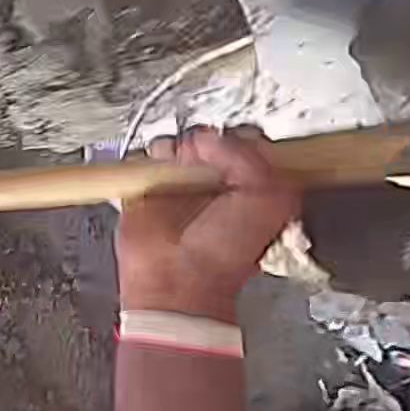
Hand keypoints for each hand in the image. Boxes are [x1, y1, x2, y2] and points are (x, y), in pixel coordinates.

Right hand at [116, 129, 299, 323]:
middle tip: (204, 158)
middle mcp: (213, 180)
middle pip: (207, 136)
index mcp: (249, 183)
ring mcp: (177, 183)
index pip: (244, 140)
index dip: (238, 137)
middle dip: (204, 140)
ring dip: (175, 150)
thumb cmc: (226, 249)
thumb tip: (211, 138)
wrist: (178, 274)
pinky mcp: (144, 187)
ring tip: (179, 170)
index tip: (235, 144)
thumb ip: (253, 158)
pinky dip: (147, 160)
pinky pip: (141, 159)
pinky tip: (159, 174)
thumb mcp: (268, 199)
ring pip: (174, 143)